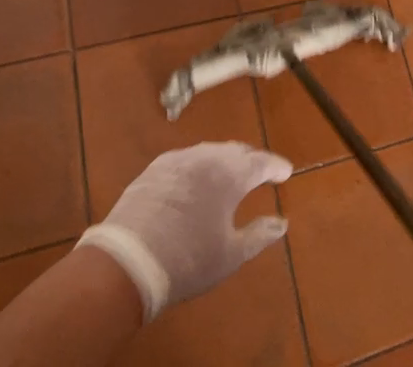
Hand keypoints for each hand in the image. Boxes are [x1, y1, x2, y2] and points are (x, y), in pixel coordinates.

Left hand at [75, 142, 293, 320]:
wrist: (126, 262)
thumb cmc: (188, 260)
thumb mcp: (231, 255)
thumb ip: (260, 235)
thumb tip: (281, 222)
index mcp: (231, 175)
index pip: (262, 162)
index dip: (276, 166)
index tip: (286, 172)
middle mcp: (206, 158)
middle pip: (236, 151)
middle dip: (251, 160)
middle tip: (261, 172)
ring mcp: (177, 161)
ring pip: (209, 152)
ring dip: (224, 160)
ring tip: (230, 174)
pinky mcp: (153, 170)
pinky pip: (185, 159)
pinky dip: (199, 165)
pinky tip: (195, 179)